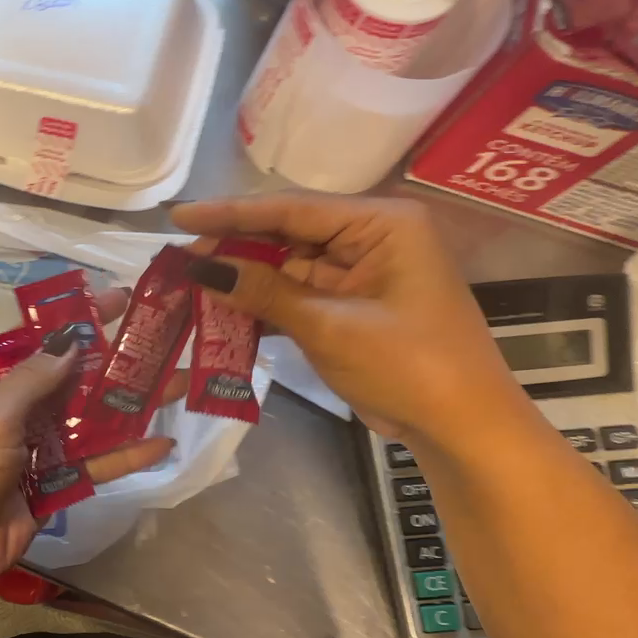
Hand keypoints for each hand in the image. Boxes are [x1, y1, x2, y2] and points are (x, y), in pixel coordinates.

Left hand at [0, 289, 178, 583]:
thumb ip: (34, 376)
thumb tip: (70, 341)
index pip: (36, 339)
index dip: (75, 320)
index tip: (120, 299)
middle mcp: (13, 408)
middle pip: (70, 377)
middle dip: (113, 359)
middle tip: (165, 340)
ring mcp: (35, 446)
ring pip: (88, 418)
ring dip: (129, 403)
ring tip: (179, 385)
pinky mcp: (52, 482)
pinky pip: (93, 462)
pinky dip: (124, 454)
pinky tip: (162, 445)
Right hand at [171, 193, 529, 446]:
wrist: (460, 428)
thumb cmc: (409, 366)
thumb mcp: (330, 326)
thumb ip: (263, 292)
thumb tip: (199, 267)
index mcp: (382, 224)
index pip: (292, 209)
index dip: (230, 213)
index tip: (178, 214)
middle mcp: (369, 238)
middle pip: (285, 232)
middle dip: (231, 245)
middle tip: (177, 257)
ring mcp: (357, 273)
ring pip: (283, 265)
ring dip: (240, 276)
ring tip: (187, 281)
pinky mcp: (346, 305)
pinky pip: (291, 294)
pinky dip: (258, 302)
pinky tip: (218, 307)